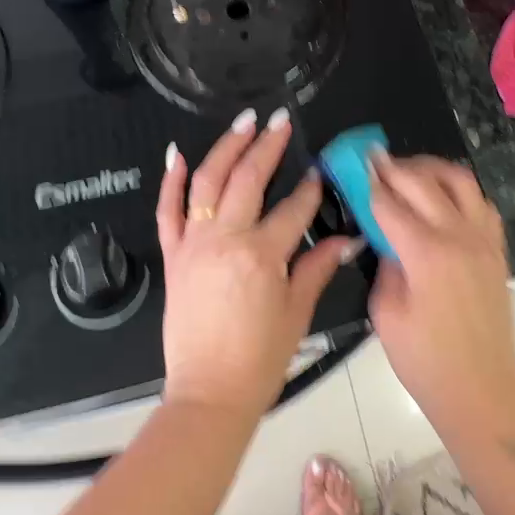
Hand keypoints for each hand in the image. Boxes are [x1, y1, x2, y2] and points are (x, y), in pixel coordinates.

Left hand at [156, 108, 361, 420]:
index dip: (309, 190)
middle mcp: (225, 239)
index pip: (293, 209)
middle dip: (268, 146)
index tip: (319, 172)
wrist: (209, 393)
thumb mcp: (297, 313)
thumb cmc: (260, 359)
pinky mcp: (172, 256)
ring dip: (226, 147)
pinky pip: (167, 212)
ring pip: (207, 182)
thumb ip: (317, 269)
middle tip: (281, 120)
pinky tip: (179, 154)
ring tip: (243, 122)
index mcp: (262, 255)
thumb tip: (347, 240)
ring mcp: (193, 245)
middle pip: (248, 179)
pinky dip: (171, 181)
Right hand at [367, 154, 514, 431]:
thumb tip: (387, 239)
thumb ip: (385, 267)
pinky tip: (443, 199)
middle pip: (424, 182)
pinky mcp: (497, 251)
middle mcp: (459, 236)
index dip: (369, 182)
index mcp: (427, 254)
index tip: (354, 164)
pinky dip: (460, 191)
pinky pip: (481, 204)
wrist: (482, 391)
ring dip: (431, 169)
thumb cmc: (426, 362)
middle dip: (395, 167)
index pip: (391, 204)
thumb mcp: (386, 315)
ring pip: (461, 181)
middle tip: (374, 159)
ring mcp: (484, 241)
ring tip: (409, 171)